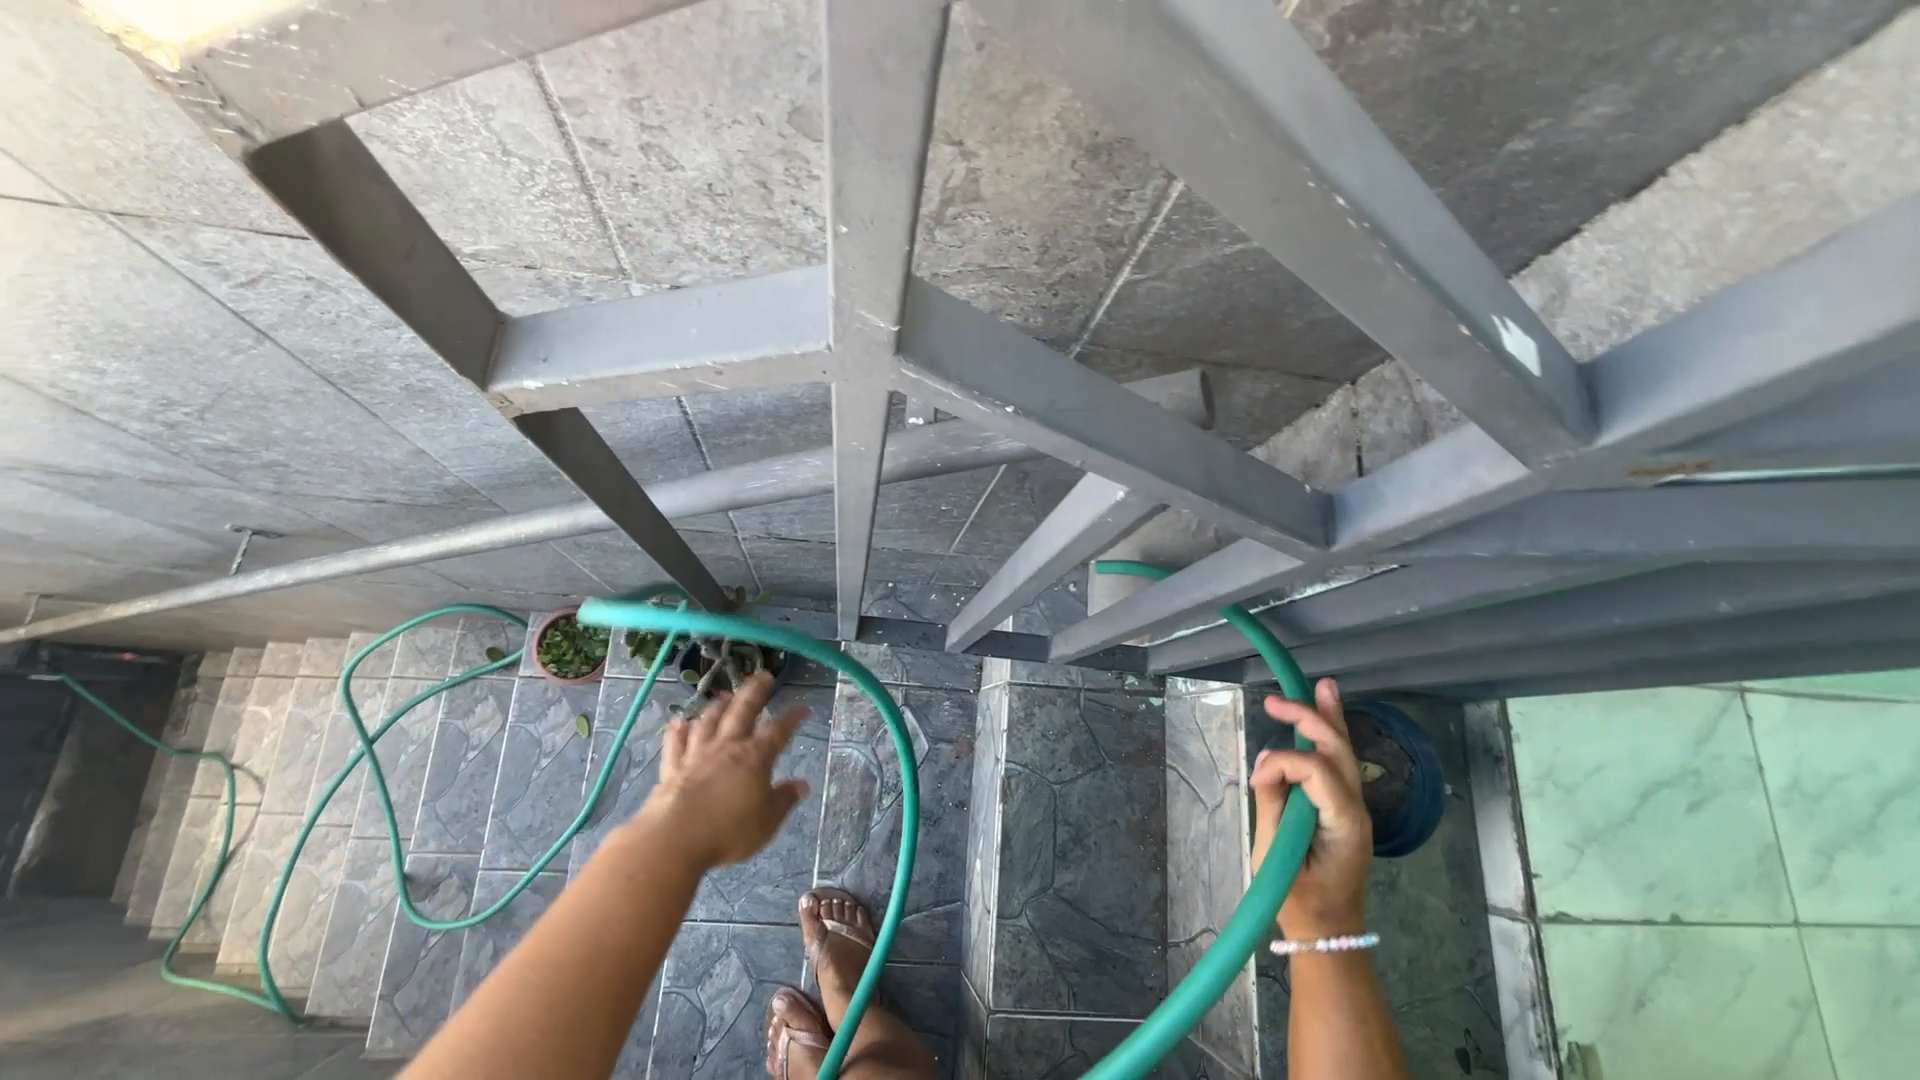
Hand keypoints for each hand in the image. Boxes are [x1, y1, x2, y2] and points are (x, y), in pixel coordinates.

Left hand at [641, 673, 809, 868]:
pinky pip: (676, 743)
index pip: (778, 731)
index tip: (802, 709)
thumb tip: (801, 785)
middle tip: (763, 676)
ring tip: (725, 695)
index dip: (792, 719)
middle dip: (755, 692)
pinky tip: (679, 722)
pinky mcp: (673, 768)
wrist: (674, 838)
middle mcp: (727, 748)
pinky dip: (678, 731)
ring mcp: (697, 755)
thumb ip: (783, 800)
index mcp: (755, 758)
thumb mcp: (767, 821)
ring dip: (718, 706)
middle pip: (742, 711)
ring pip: (709, 721)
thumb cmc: (729, 831)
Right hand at [1251, 678, 1371, 938]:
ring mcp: (1354, 805)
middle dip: (1309, 719)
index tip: (1255, 776)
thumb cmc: (1297, 898)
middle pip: (1336, 750)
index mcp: (1344, 822)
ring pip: (1344, 751)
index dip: (1284, 762)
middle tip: (1274, 701)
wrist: (1327, 928)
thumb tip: (1265, 764)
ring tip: (1322, 686)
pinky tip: (1326, 710)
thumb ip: (1272, 804)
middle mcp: (1357, 807)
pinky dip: (1329, 735)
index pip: (1316, 771)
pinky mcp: (1344, 806)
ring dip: (1328, 718)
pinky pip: (1338, 763)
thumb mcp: (1275, 856)